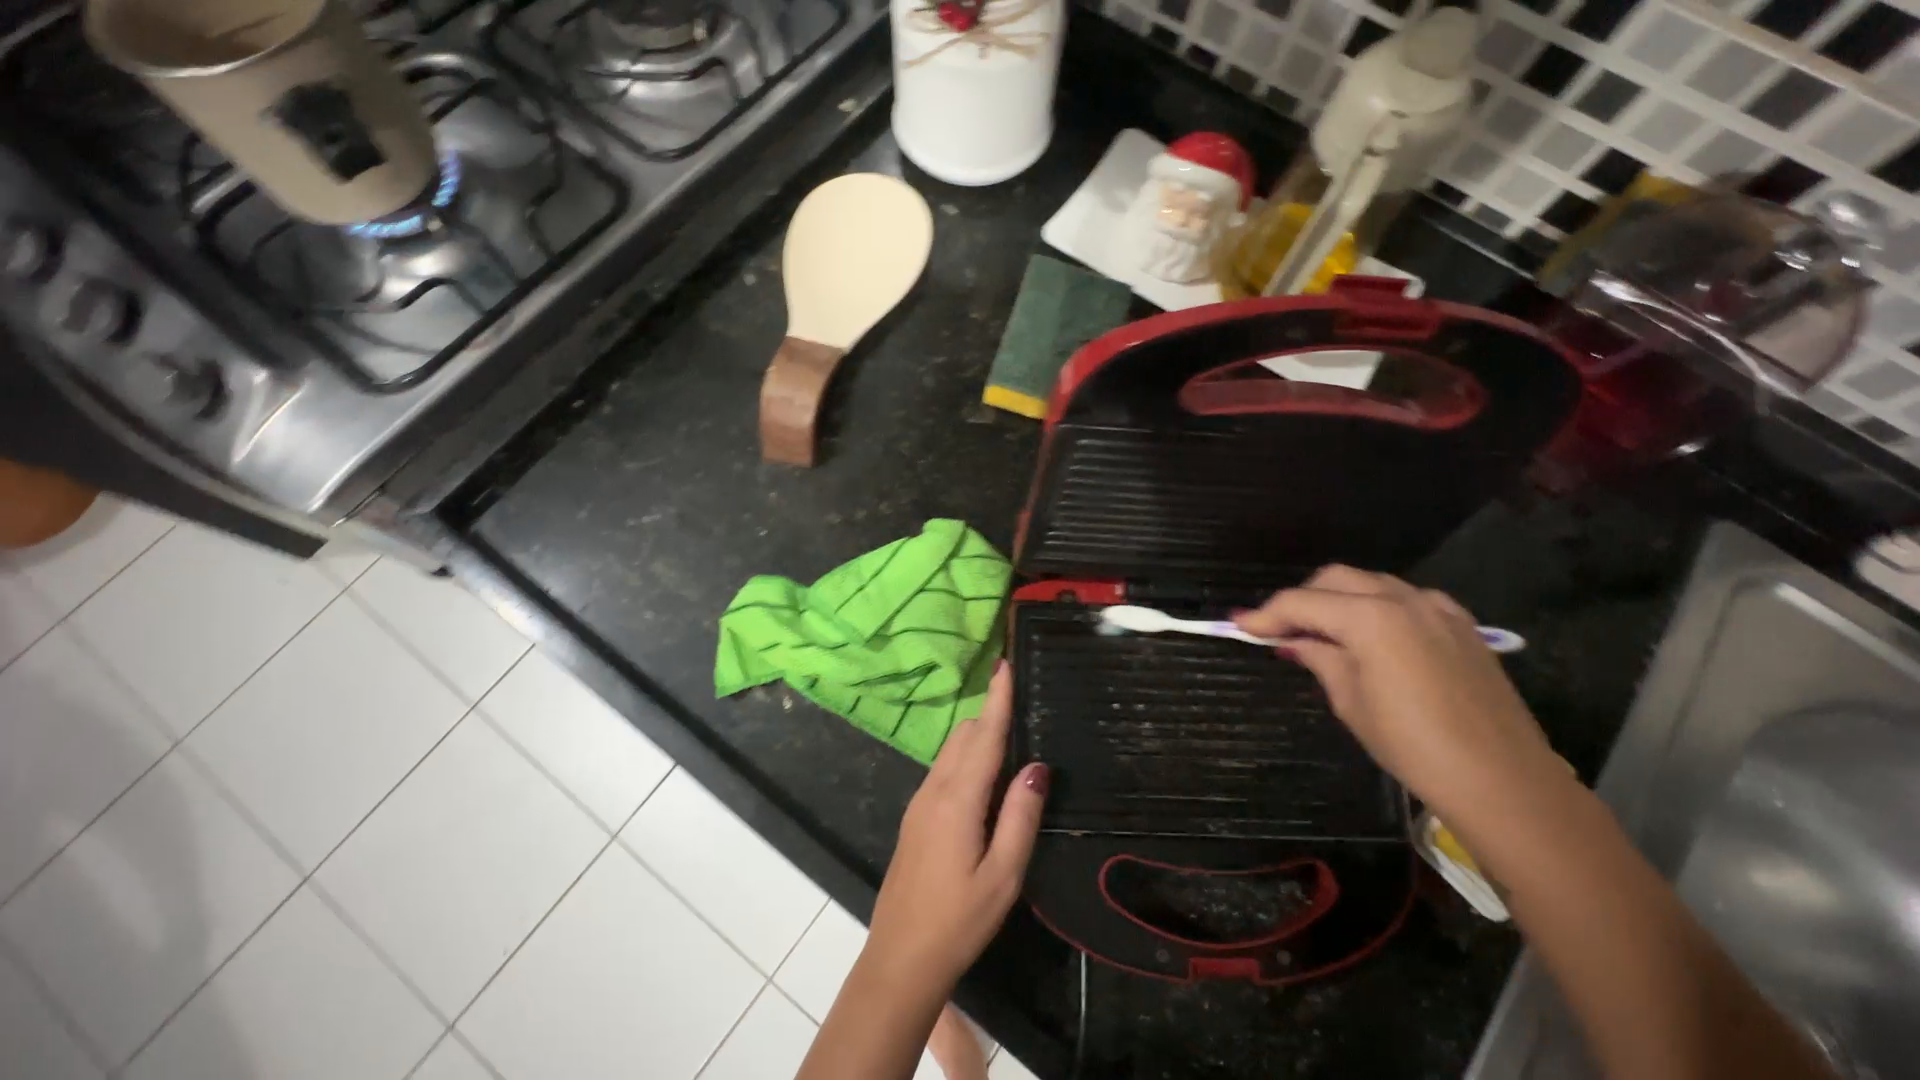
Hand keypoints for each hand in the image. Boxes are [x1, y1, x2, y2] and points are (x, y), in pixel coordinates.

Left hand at [866, 663, 1049, 990]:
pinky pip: (943, 773)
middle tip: (1027, 710)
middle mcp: (933, 791)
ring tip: (1014, 741)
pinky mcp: (915, 820)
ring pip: (950, 753)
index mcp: (957, 799)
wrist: (900, 957)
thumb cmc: (959, 919)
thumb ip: (1021, 816)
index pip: (983, 735)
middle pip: (963, 736)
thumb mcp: (1004, 874)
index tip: (1005, 663)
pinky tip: (987, 781)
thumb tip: (1037, 766)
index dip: (997, 699)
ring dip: (978, 738)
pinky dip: (967, 761)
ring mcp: (919, 804)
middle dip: (992, 716)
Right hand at [1235, 566, 1563, 822]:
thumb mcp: (1351, 702)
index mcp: (1370, 617)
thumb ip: (1320, 659)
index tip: (1239, 626)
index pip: (1302, 603)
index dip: (1266, 615)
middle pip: (1336, 580)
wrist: (1500, 776)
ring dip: (1340, 600)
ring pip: (1372, 584)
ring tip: (1321, 634)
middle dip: (1302, 599)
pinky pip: (1408, 600)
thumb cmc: (1412, 745)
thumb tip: (1295, 642)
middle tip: (1278, 630)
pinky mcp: (1462, 624)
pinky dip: (1378, 608)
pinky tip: (1372, 638)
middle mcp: (1403, 598)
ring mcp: (1438, 607)